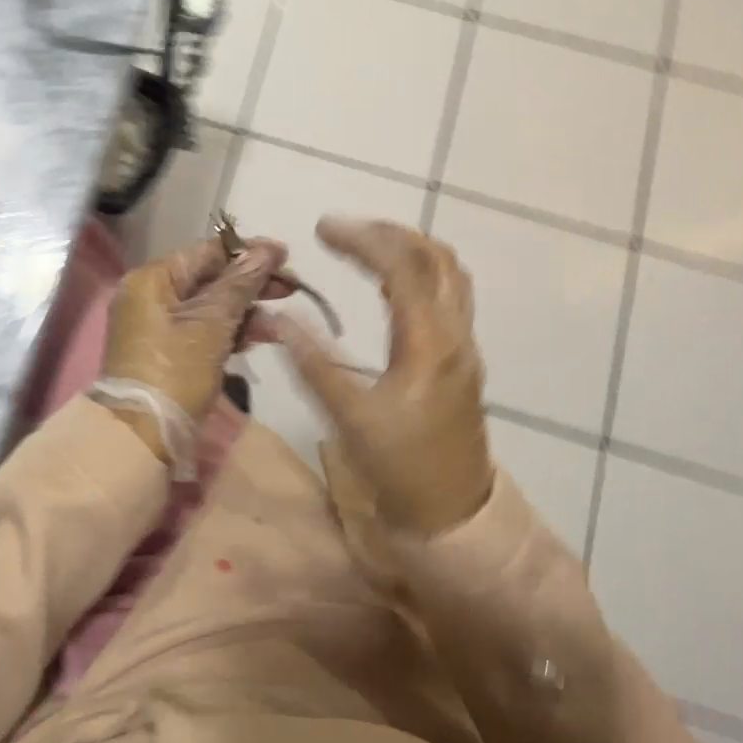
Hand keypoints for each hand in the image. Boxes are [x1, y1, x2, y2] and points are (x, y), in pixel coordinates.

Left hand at [103, 234, 288, 429]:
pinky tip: (260, 339)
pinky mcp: (166, 352)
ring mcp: (155, 325)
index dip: (247, 252)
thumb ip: (240, 284)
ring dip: (245, 312)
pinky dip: (229, 332)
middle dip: (251, 284)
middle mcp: (149, 296)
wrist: (142, 436)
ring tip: (279, 326)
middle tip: (291, 290)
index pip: (205, 252)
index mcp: (151, 280)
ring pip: (209, 306)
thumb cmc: (176, 372)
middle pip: (208, 278)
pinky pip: (202, 330)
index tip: (286, 256)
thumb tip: (266, 250)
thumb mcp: (211, 324)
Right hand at [267, 217, 492, 535]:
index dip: (362, 238)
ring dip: (408, 247)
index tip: (322, 229)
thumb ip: (314, 365)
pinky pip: (448, 294)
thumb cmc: (400, 469)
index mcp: (428, 344)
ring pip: (448, 273)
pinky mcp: (461, 357)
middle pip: (434, 257)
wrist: (453, 514)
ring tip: (362, 244)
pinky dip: (418, 272)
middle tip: (341, 230)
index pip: (402, 267)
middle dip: (387, 232)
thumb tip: (279, 317)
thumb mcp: (349, 419)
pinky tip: (386, 282)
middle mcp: (454, 334)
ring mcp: (463, 345)